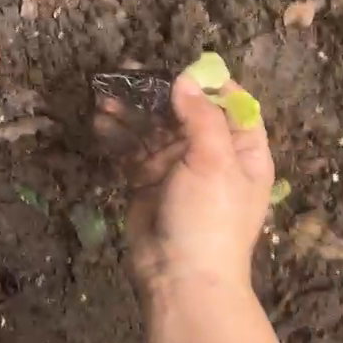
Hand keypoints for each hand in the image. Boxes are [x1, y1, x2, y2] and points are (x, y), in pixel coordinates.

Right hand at [95, 74, 274, 301]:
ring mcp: (176, 170)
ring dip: (131, 112)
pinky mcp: (146, 182)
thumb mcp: (214, 163)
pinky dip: (117, 135)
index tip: (179, 68)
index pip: (233, 106)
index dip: (210, 84)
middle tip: (126, 73)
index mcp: (243, 152)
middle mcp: (210, 156)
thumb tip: (185, 79)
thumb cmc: (210, 219)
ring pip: (153, 130)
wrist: (179, 275)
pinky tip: (99, 121)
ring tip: (104, 95)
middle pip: (184, 113)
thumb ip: (200, 118)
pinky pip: (131, 151)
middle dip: (156, 94)